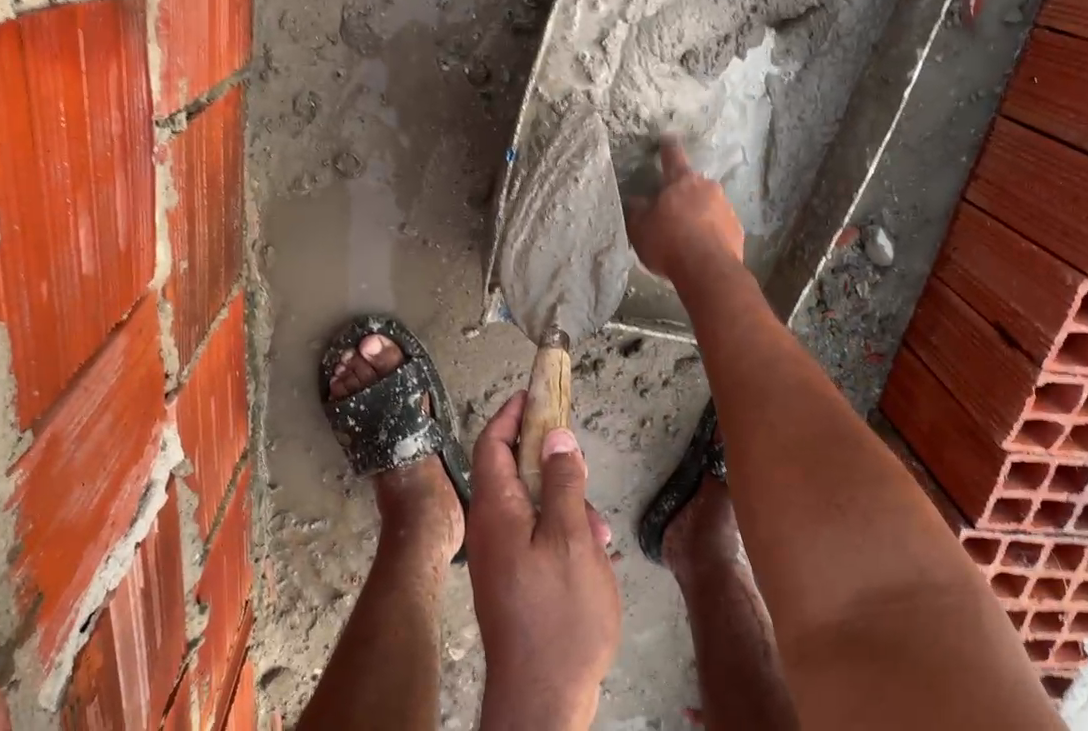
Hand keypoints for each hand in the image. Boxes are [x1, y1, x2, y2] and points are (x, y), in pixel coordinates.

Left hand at [467, 392, 620, 730]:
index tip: (535, 392)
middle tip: (578, 452)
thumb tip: (555, 437)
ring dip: (562, 499)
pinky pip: (535, 535)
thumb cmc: (559, 614)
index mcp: (496, 510)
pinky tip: (593, 547)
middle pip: (510, 470)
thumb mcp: (572, 538)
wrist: (542, 696)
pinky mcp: (513, 578)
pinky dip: (561, 529)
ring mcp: (500, 555)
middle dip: (546, 457)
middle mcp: (490, 527)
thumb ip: (562, 483)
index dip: (511, 413)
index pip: (491, 444)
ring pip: (529, 505)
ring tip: (597, 520)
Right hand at [623, 139, 744, 280]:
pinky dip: (711, 231)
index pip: (673, 156)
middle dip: (683, 193)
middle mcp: (708, 188)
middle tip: (671, 209)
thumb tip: (638, 199)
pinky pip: (720, 225)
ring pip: (708, 205)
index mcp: (682, 181)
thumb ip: (638, 209)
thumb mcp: (640, 227)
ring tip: (686, 235)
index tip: (668, 137)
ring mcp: (726, 208)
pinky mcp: (737, 229)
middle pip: (693, 185)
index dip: (668, 147)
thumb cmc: (668, 242)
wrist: (707, 270)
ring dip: (699, 213)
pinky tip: (702, 248)